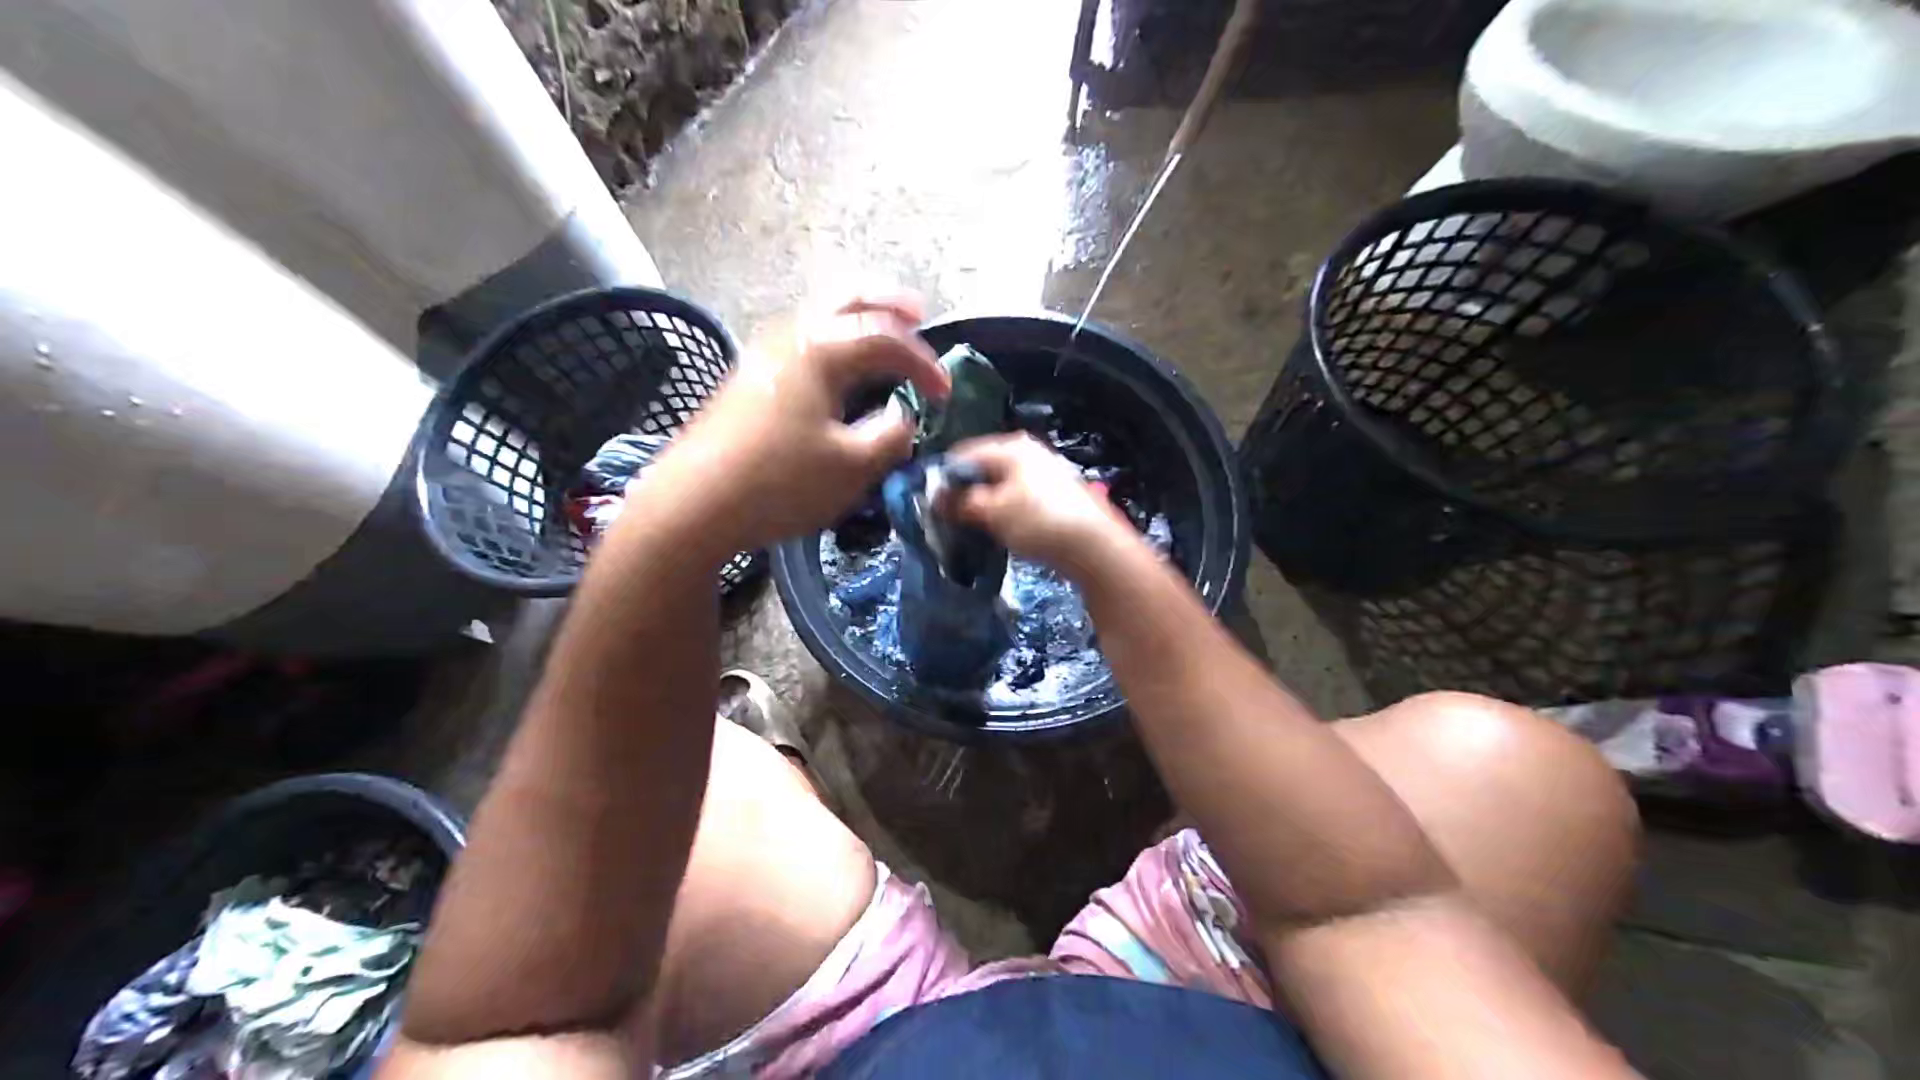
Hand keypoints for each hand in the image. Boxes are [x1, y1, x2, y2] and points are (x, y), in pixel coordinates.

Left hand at [646, 292, 948, 551]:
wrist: (694, 505)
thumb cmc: (780, 483)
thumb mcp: (852, 468)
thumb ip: (890, 437)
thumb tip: (902, 419)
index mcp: (821, 350)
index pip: (887, 339)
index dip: (924, 363)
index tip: (947, 394)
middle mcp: (791, 339)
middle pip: (847, 301)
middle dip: (887, 305)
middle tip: (917, 314)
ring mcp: (763, 356)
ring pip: (819, 318)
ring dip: (856, 321)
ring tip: (881, 337)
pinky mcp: (748, 381)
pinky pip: (802, 343)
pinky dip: (832, 343)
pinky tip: (837, 372)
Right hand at [946, 433, 1138, 573]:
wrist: (1094, 546)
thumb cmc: (1039, 521)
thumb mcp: (992, 512)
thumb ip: (961, 502)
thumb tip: (936, 497)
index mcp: (1010, 447)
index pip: (963, 454)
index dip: (944, 478)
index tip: (932, 504)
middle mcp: (1028, 452)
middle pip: (984, 469)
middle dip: (966, 492)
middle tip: (952, 520)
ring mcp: (1045, 472)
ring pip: (1002, 485)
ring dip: (986, 505)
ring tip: (976, 530)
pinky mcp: (1057, 495)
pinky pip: (1019, 498)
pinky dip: (1008, 512)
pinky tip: (1005, 532)